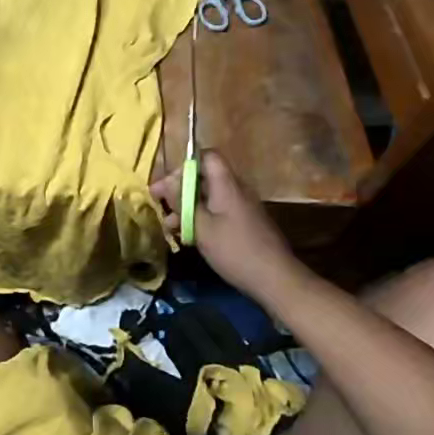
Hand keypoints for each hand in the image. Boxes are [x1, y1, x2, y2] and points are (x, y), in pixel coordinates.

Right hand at [152, 150, 306, 300]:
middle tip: (159, 205)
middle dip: (180, 189)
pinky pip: (219, 210)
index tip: (165, 185)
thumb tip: (168, 181)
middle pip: (205, 177)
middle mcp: (236, 189)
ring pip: (210, 197)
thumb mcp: (202, 227)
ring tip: (169, 226)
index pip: (207, 156)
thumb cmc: (234, 250)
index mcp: (226, 184)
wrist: (275, 277)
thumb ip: (183, 202)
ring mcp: (242, 206)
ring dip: (188, 206)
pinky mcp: (245, 222)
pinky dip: (202, 218)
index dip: (184, 165)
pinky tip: (188, 235)